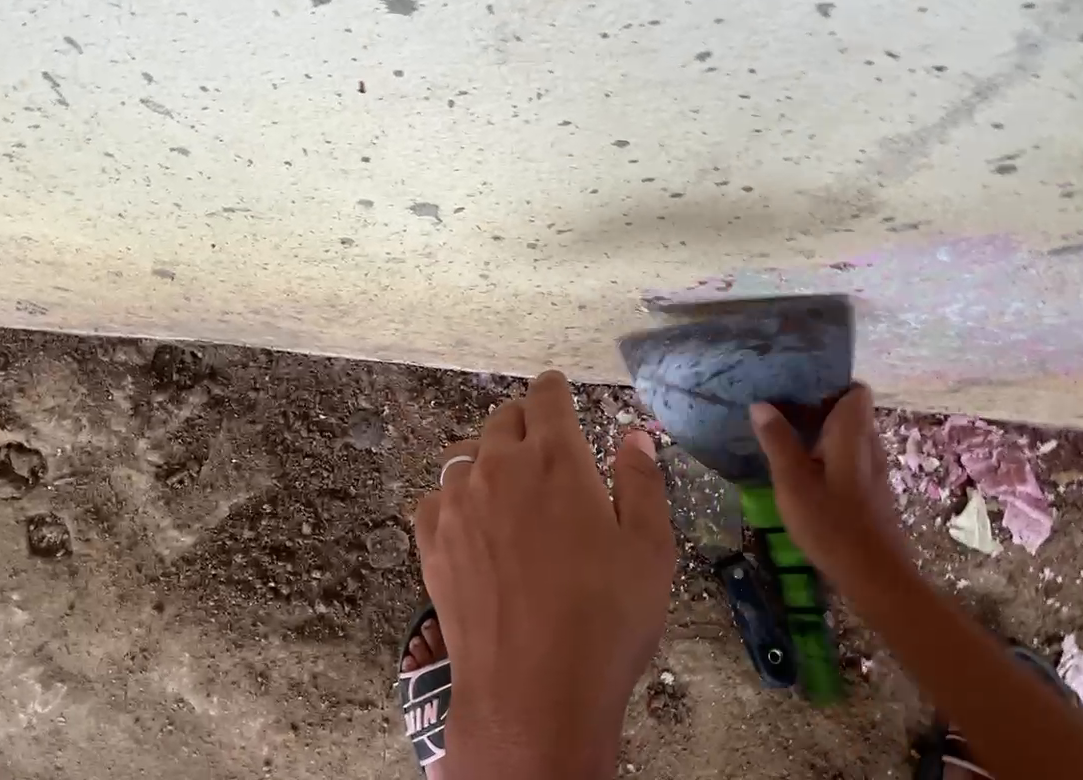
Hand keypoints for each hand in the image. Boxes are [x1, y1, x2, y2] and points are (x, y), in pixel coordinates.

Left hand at [414, 371, 675, 779]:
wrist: (532, 692)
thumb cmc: (604, 619)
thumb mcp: (649, 550)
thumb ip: (641, 481)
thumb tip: (635, 435)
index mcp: (556, 458)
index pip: (546, 397)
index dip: (553, 389)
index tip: (555, 390)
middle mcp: (499, 466)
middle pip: (503, 419)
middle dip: (524, 421)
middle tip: (539, 442)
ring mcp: (458, 502)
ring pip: (466, 455)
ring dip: (487, 457)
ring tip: (506, 484)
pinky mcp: (432, 540)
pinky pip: (436, 497)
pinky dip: (454, 498)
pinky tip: (471, 523)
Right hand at [750, 384, 909, 581]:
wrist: (874, 577)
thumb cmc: (831, 525)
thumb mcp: (793, 482)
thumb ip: (778, 441)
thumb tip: (761, 405)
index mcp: (852, 437)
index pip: (855, 391)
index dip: (830, 382)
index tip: (798, 382)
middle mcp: (869, 447)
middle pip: (851, 411)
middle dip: (819, 404)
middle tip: (781, 404)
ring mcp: (873, 470)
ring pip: (850, 435)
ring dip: (822, 429)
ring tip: (786, 431)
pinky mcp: (871, 491)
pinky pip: (850, 456)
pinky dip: (828, 452)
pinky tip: (803, 466)